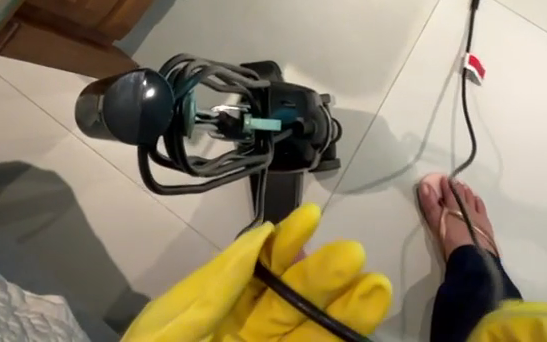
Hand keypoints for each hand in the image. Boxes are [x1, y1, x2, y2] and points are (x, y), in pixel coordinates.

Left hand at [122, 204, 391, 341]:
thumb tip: (260, 236)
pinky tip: (358, 334)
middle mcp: (248, 331)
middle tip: (354, 253)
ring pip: (309, 335)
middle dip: (323, 278)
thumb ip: (216, 287)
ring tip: (377, 288)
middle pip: (292, 301)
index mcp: (219, 307)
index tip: (311, 217)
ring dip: (344, 314)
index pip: (259, 267)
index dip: (287, 242)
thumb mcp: (169, 327)